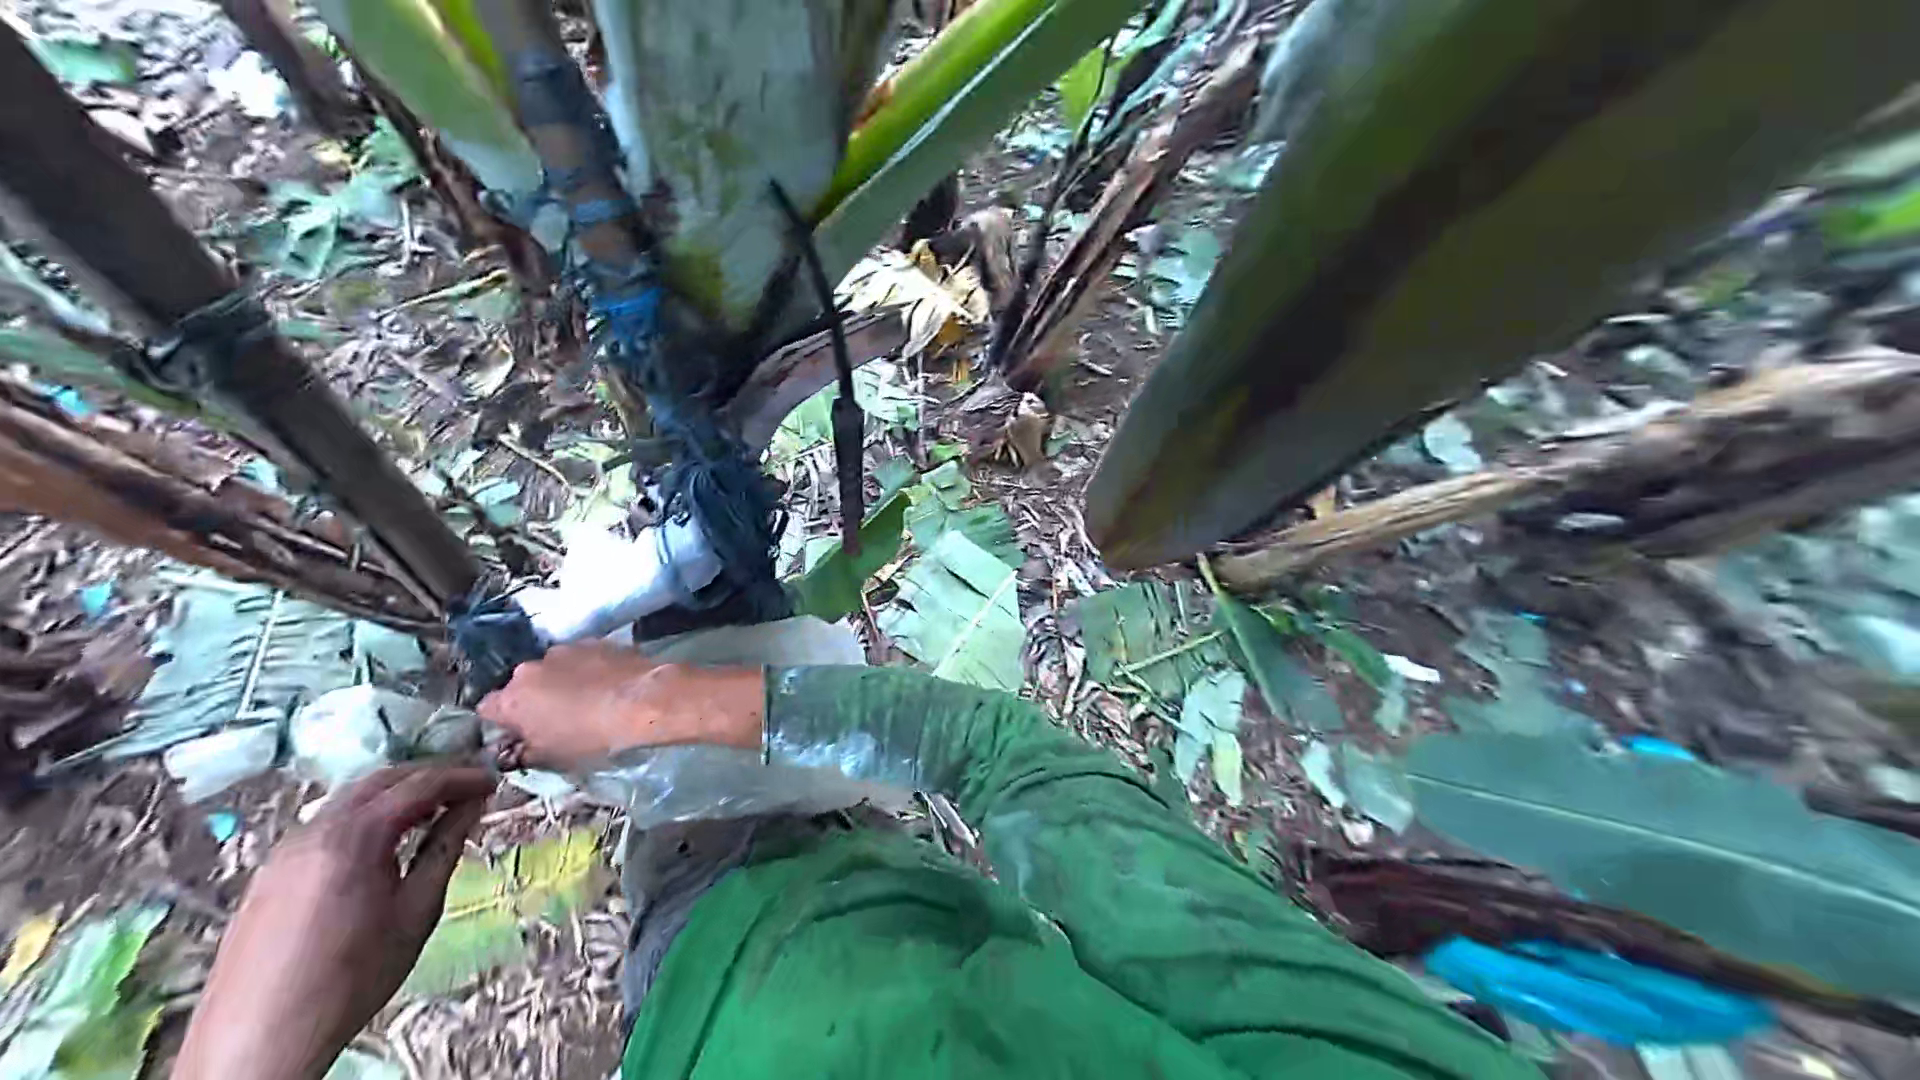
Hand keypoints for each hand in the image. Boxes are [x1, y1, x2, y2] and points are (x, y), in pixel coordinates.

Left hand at [175, 766, 496, 1079]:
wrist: (256, 1047)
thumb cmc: (353, 977)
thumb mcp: (418, 908)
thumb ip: (445, 846)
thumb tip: (472, 805)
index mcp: (352, 838)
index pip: (420, 784)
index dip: (463, 777)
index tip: (493, 781)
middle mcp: (313, 833)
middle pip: (382, 781)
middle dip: (430, 776)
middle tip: (469, 787)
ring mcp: (284, 853)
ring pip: (352, 800)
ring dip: (399, 794)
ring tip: (437, 811)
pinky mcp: (269, 874)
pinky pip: (329, 824)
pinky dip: (369, 816)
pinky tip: (390, 840)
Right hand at [477, 642, 764, 770]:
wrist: (644, 701)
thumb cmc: (593, 736)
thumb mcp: (553, 755)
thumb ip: (525, 749)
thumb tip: (516, 747)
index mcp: (512, 699)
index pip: (488, 708)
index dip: (504, 720)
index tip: (523, 730)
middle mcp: (530, 668)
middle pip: (522, 684)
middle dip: (535, 697)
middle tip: (560, 715)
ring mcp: (564, 650)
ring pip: (554, 667)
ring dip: (563, 679)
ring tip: (591, 696)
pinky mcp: (596, 640)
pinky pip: (583, 656)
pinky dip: (590, 667)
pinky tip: (610, 681)